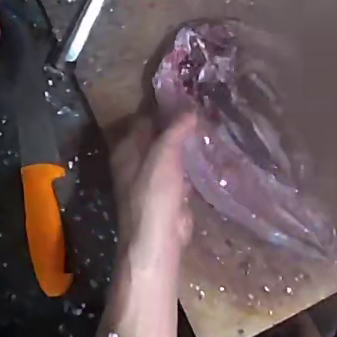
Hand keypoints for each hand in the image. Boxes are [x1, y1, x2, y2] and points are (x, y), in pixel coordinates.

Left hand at [108, 113, 195, 271]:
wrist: (158, 238)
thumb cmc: (154, 194)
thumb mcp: (163, 155)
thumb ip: (175, 130)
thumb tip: (190, 109)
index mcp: (126, 150)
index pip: (144, 119)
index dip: (164, 108)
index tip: (189, 97)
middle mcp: (134, 162)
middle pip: (157, 137)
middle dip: (177, 126)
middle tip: (204, 110)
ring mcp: (151, 180)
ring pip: (170, 155)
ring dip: (186, 145)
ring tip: (210, 127)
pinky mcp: (167, 195)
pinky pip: (180, 172)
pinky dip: (191, 164)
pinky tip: (208, 155)